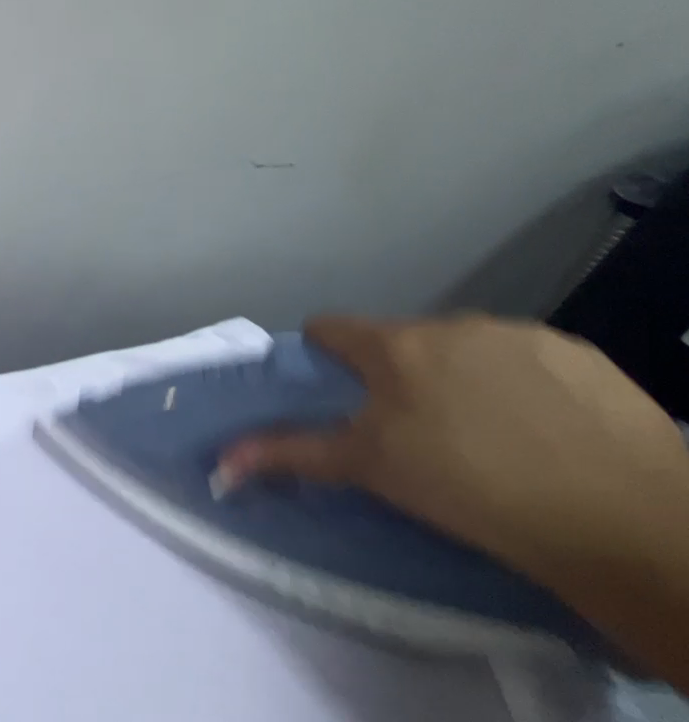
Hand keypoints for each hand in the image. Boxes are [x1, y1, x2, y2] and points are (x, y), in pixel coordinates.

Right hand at [217, 315, 688, 582]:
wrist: (627, 523)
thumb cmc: (472, 489)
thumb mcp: (371, 470)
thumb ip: (292, 452)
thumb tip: (220, 459)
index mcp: (393, 345)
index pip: (330, 328)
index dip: (324, 358)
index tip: (338, 395)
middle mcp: (452, 324)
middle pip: (400, 340)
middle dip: (397, 374)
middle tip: (413, 432)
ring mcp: (523, 335)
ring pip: (465, 348)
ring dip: (459, 376)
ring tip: (485, 435)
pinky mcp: (584, 355)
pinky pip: (527, 359)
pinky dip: (521, 385)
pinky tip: (543, 431)